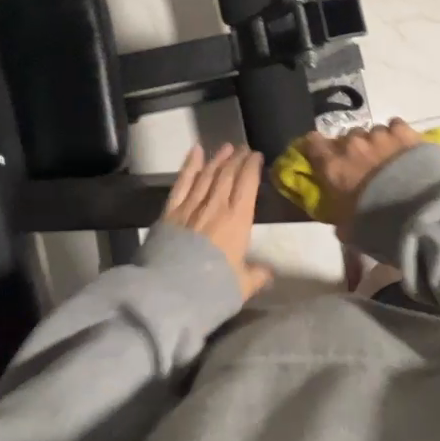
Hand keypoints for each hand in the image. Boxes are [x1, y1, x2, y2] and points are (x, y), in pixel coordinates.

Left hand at [160, 143, 272, 299]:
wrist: (171, 293)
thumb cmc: (212, 290)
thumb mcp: (242, 286)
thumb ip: (256, 276)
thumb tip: (268, 272)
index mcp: (238, 220)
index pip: (247, 184)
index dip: (252, 167)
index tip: (257, 156)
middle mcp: (216, 206)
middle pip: (227, 174)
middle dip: (236, 159)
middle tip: (243, 148)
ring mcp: (191, 206)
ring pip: (207, 175)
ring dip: (217, 159)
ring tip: (225, 147)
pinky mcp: (170, 212)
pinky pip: (182, 182)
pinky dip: (189, 165)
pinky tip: (195, 152)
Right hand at [298, 119, 423, 234]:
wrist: (421, 212)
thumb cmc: (380, 225)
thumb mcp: (350, 231)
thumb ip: (341, 220)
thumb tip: (342, 223)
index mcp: (334, 167)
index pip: (313, 144)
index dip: (316, 147)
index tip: (321, 154)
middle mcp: (352, 145)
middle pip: (347, 138)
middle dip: (353, 149)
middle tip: (364, 166)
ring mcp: (379, 135)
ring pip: (372, 132)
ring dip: (377, 143)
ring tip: (390, 161)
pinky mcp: (404, 131)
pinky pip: (395, 125)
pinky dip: (397, 135)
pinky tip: (406, 149)